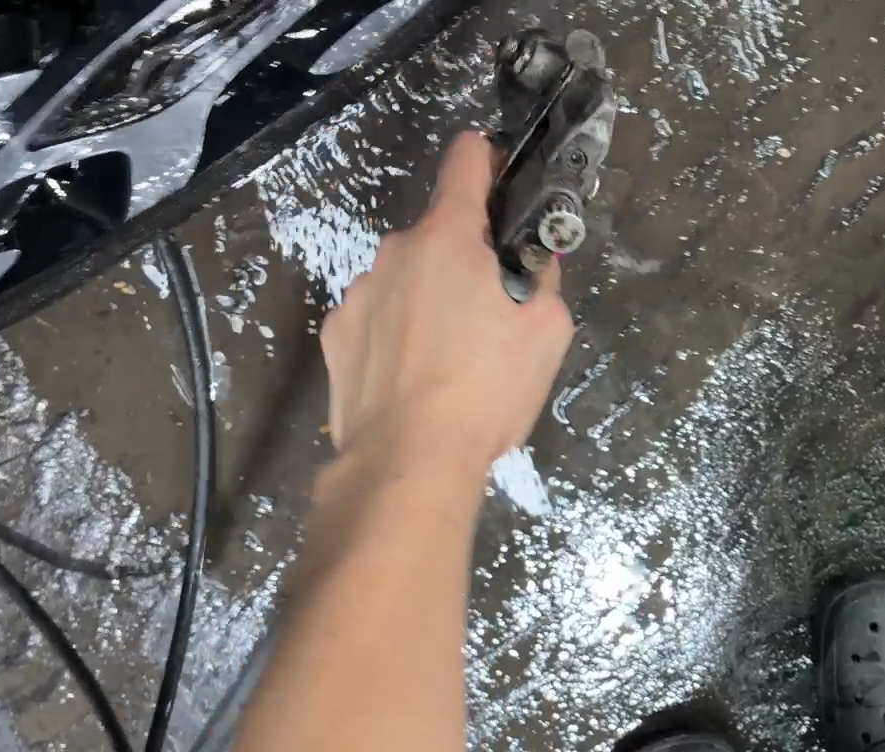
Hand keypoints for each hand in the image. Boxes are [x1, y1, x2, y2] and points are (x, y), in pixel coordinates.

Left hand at [319, 130, 574, 478]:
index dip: (487, 161)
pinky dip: (398, 338)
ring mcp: (358, 294)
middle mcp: (395, 252)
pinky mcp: (337, 337)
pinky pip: (378, 321)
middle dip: (466, 265)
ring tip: (449, 366)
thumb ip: (544, 280)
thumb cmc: (488, 390)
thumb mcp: (548, 333)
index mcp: (448, 239)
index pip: (466, 163)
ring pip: (406, 283)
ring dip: (429, 304)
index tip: (500, 180)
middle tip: (490, 321)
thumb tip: (531, 263)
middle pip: (439, 239)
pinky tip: (415, 382)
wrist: (410, 457)